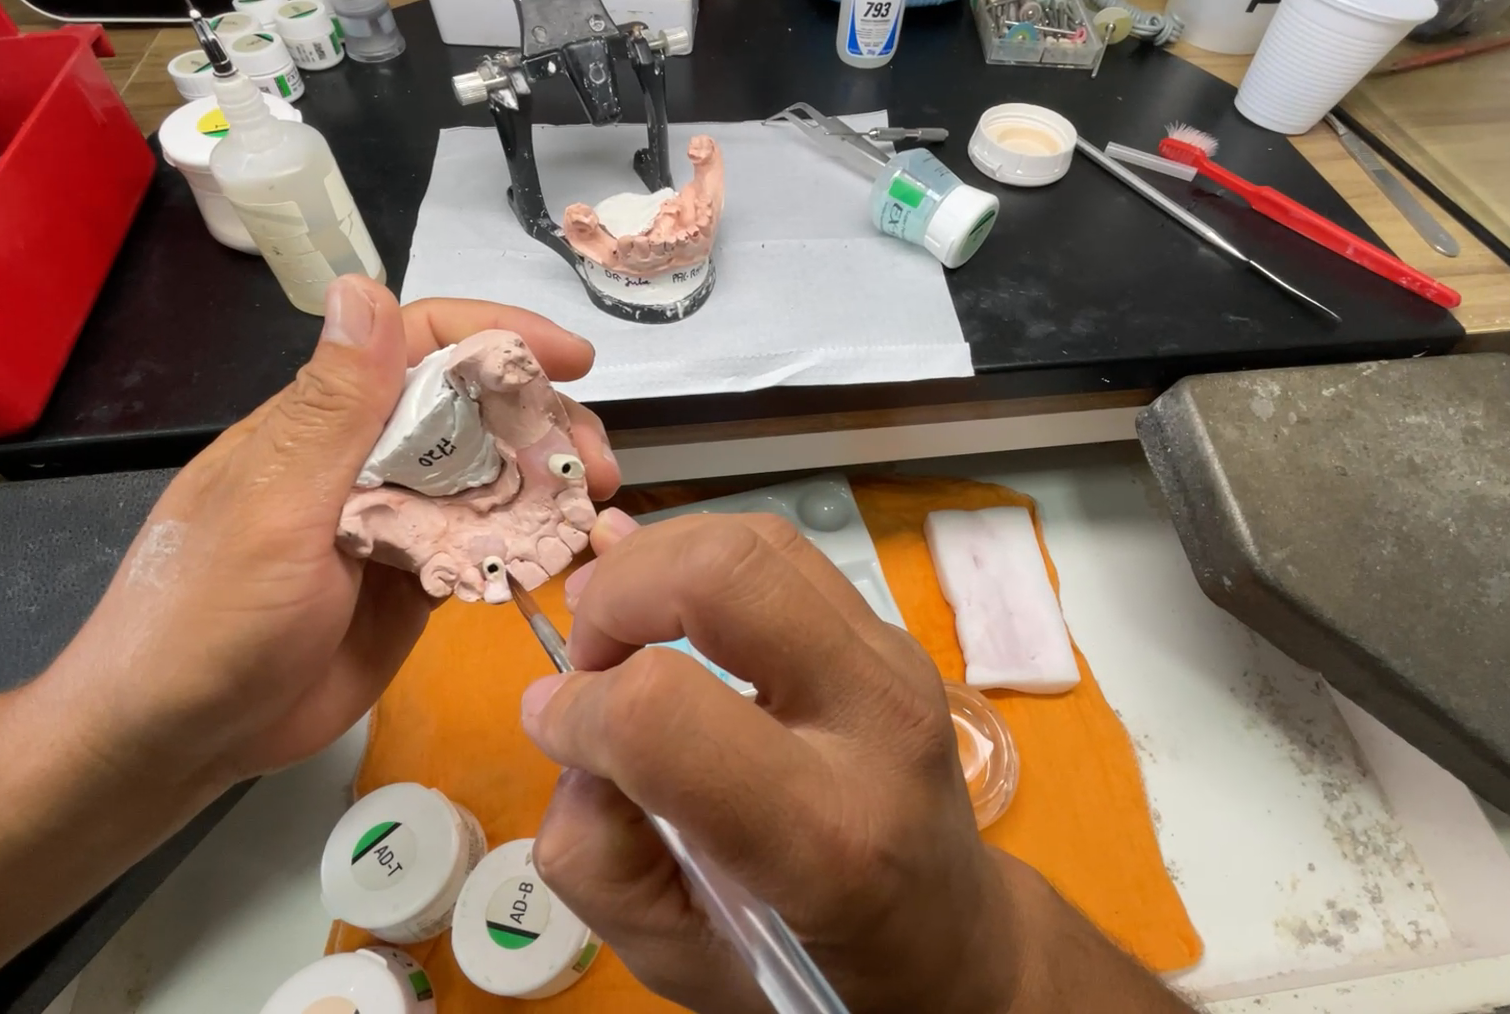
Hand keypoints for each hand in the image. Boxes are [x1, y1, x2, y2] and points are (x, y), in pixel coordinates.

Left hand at [39, 275, 619, 793]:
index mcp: (329, 425)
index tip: (572, 358)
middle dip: (546, 424)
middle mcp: (373, 460)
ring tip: (594, 507)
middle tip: (598, 464)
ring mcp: (401, 520)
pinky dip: (529, 540)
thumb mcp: (271, 510)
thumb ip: (330, 410)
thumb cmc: (208, 622)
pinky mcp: (420, 575)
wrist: (183, 741)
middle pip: (476, 412)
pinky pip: (486, 542)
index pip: (423, 347)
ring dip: (548, 483)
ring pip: (492, 477)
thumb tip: (366, 286)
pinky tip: (564, 552)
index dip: (501, 338)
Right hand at [517, 512, 1021, 1012]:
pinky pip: (781, 553)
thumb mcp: (688, 964)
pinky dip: (701, 555)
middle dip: (624, 590)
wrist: (954, 935)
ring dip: (658, 559)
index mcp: (828, 835)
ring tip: (611, 609)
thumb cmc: (823, 969)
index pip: (669, 714)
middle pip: (729, 574)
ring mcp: (893, 658)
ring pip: (757, 540)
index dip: (584, 708)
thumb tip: (572, 732)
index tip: (556, 723)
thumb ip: (602, 862)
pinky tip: (664, 591)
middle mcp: (874, 719)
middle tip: (587, 649)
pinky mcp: (889, 633)